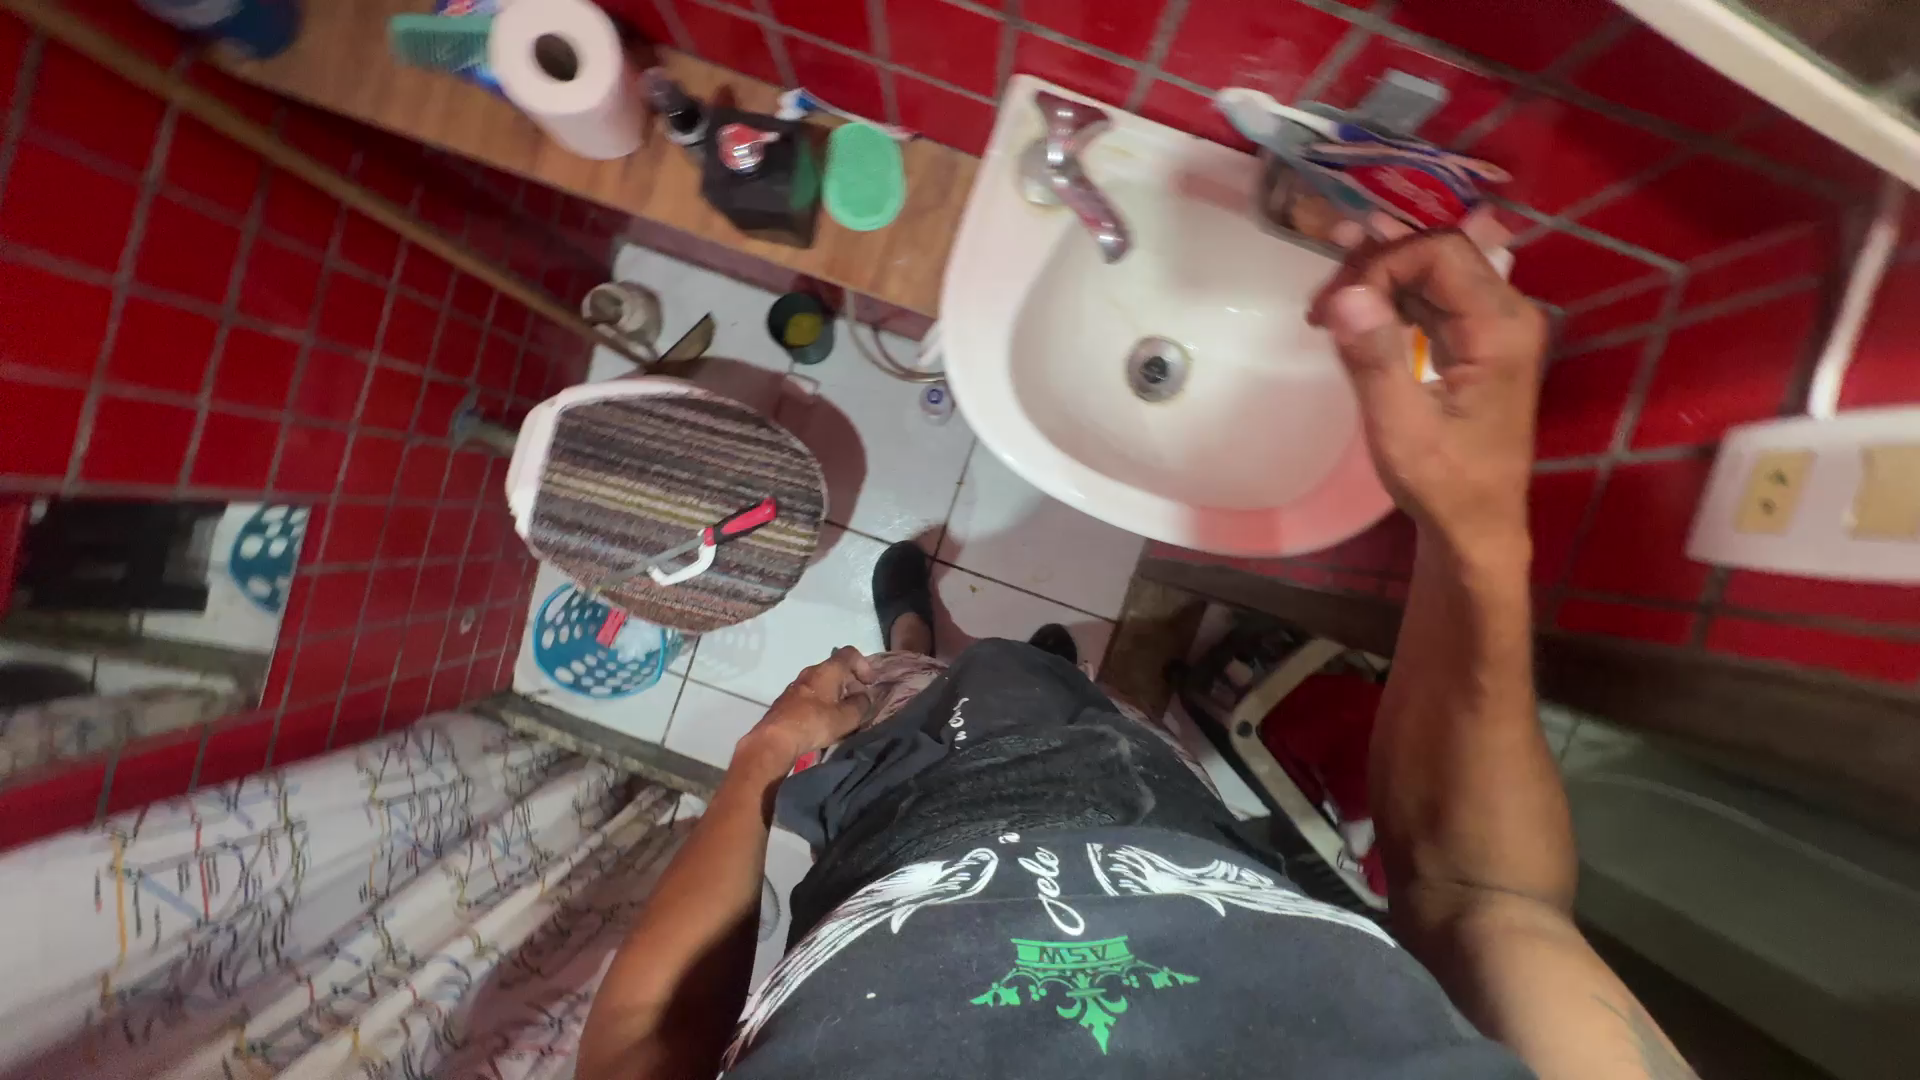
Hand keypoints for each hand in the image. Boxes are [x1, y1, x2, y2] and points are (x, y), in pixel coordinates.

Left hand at [741, 646, 876, 766]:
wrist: (775, 738)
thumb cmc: (815, 723)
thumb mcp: (848, 717)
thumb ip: (861, 704)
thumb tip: (863, 697)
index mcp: (828, 670)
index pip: (850, 653)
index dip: (864, 665)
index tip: (869, 684)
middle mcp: (811, 672)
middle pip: (836, 668)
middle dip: (851, 683)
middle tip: (859, 702)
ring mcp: (796, 685)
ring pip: (822, 682)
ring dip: (836, 694)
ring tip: (842, 714)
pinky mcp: (787, 700)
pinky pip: (811, 694)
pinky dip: (822, 702)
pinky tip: (823, 721)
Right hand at [1309, 221, 1547, 561]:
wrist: (1474, 523)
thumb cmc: (1440, 480)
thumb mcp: (1399, 425)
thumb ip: (1374, 358)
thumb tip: (1343, 295)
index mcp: (1499, 327)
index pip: (1440, 252)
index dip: (1381, 265)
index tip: (1334, 307)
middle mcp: (1506, 314)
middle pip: (1437, 255)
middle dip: (1373, 269)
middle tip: (1321, 308)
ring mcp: (1493, 328)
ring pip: (1432, 274)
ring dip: (1376, 284)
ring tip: (1328, 317)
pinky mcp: (1476, 344)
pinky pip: (1431, 301)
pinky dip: (1389, 304)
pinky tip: (1356, 327)